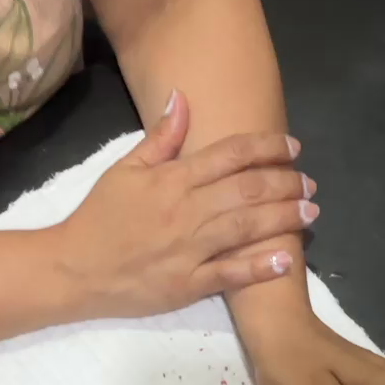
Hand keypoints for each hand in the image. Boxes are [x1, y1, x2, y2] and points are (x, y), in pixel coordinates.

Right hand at [52, 89, 313, 318]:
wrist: (75, 270)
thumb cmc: (99, 219)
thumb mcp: (123, 170)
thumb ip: (159, 138)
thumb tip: (182, 99)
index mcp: (173, 179)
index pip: (230, 155)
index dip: (266, 147)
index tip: (292, 147)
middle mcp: (187, 211)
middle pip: (248, 190)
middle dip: (285, 183)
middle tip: (309, 183)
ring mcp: (190, 250)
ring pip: (246, 228)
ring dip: (283, 218)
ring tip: (310, 213)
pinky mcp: (188, 285)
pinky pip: (230, 275)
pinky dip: (259, 268)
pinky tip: (286, 261)